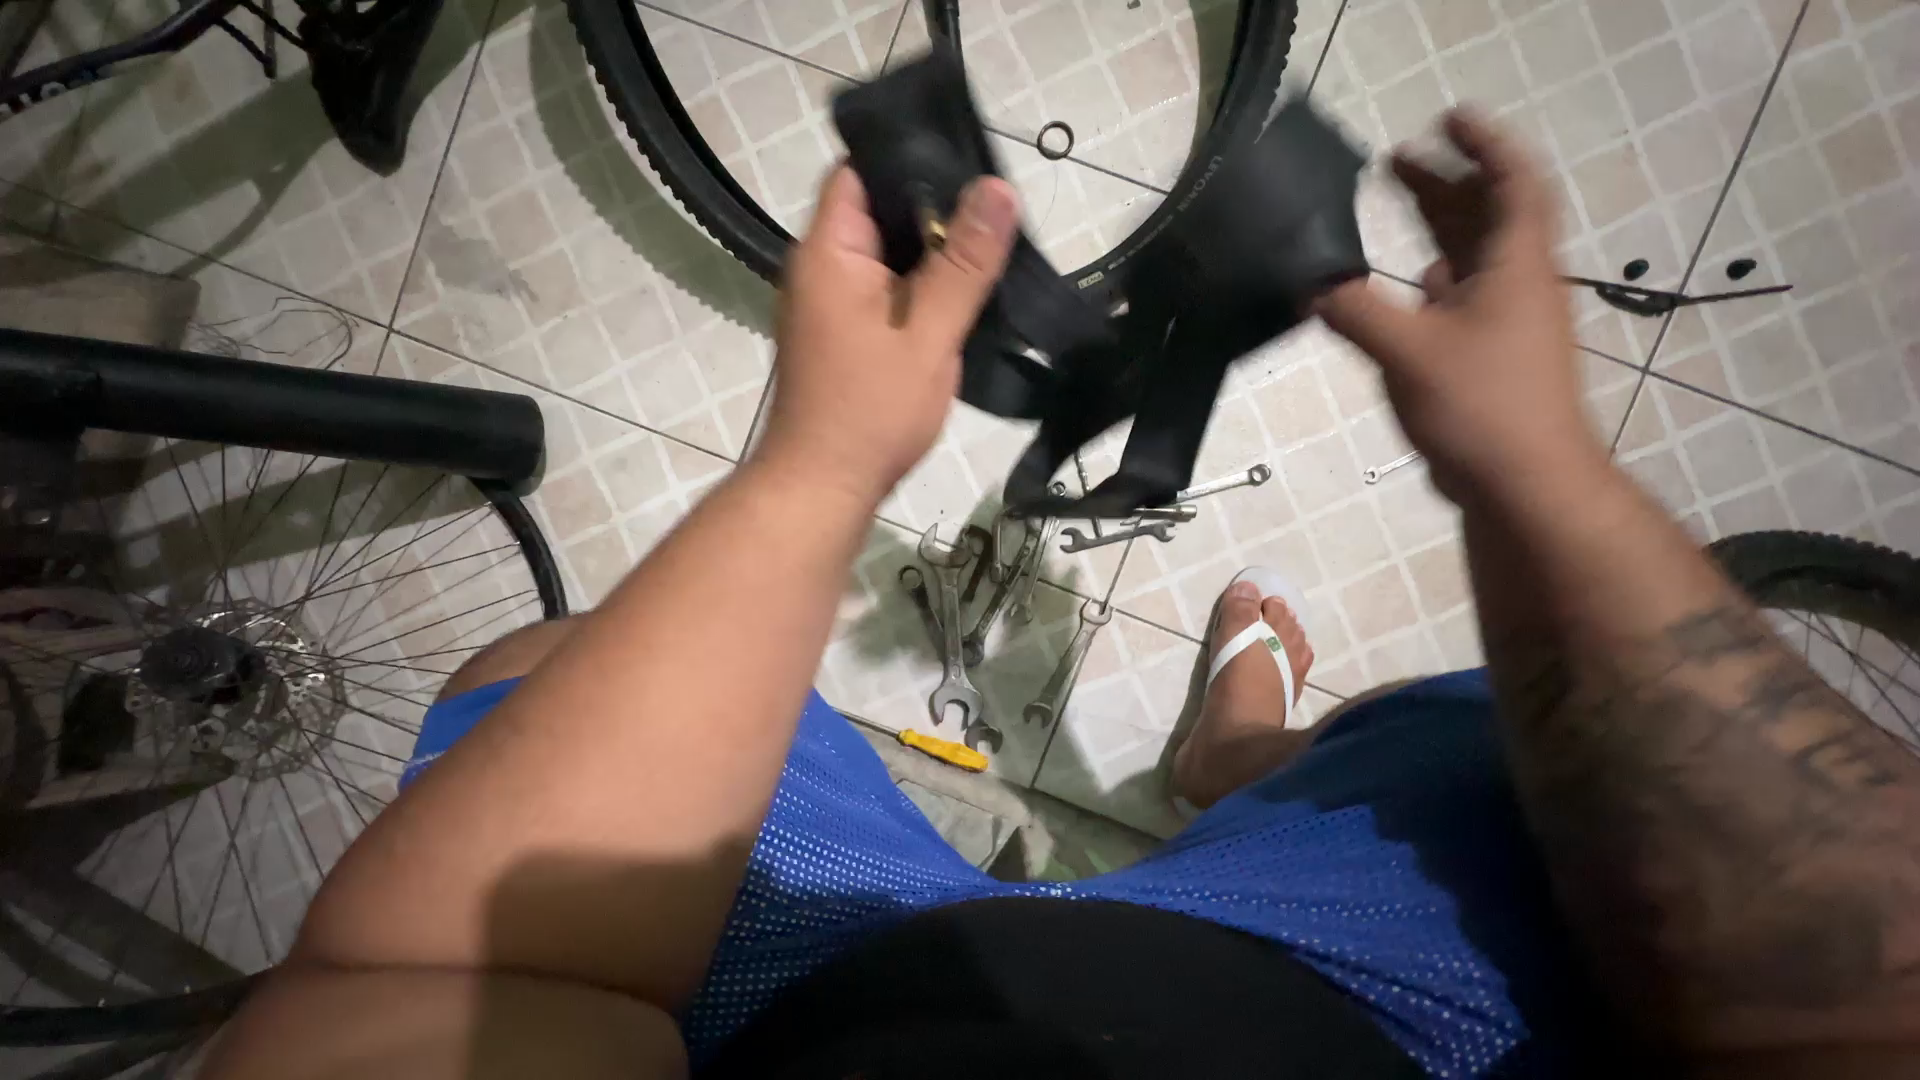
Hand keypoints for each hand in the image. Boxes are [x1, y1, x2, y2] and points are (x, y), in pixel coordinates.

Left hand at [755, 167, 1018, 505]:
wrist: (823, 487)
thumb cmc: (871, 412)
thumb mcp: (928, 336)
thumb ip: (963, 264)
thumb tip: (998, 189)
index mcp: (829, 252)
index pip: (861, 172)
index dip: (913, 163)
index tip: (972, 171)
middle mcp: (818, 269)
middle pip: (878, 214)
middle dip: (934, 214)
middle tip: (998, 219)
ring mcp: (826, 305)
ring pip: (885, 258)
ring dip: (930, 258)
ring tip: (989, 255)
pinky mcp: (839, 336)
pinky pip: (882, 294)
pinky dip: (917, 293)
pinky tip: (958, 303)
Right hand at [1316, 108, 1606, 505]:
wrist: (1522, 478)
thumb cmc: (1478, 404)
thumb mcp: (1407, 353)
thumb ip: (1354, 312)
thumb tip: (1307, 285)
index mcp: (1513, 267)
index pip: (1511, 183)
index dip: (1483, 144)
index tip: (1445, 119)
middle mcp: (1516, 283)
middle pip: (1487, 215)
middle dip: (1446, 182)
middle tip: (1396, 161)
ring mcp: (1505, 320)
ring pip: (1474, 257)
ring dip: (1439, 227)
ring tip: (1398, 206)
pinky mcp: (1488, 354)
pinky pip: (1462, 297)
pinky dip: (1434, 279)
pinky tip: (1408, 283)